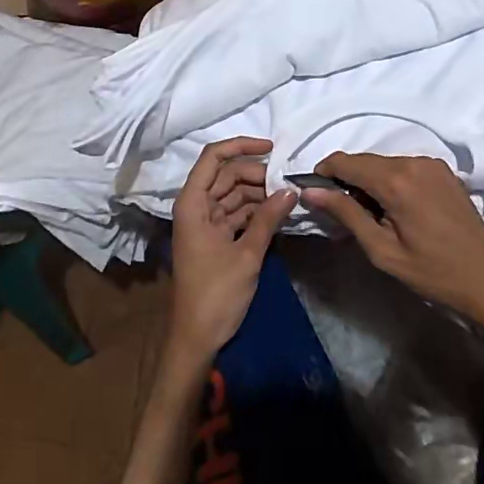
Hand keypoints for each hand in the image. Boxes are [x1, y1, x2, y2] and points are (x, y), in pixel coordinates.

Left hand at [167, 138, 297, 361]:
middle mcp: (196, 206)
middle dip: (257, 174)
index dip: (241, 145)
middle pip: (227, 174)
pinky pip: (236, 213)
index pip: (214, 157)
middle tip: (287, 181)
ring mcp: (205, 222)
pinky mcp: (215, 238)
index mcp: (193, 203)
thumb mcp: (247, 254)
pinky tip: (278, 212)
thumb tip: (291, 189)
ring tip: (288, 196)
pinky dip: (255, 210)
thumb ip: (268, 218)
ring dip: (259, 192)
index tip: (272, 147)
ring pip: (234, 193)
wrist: (197, 338)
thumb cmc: (216, 294)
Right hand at [301, 153, 483, 331]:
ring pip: (384, 163)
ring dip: (369, 180)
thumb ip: (346, 214)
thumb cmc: (433, 273)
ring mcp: (432, 164)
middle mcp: (414, 162)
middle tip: (339, 211)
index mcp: (397, 180)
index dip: (324, 172)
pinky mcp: (443, 171)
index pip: (346, 161)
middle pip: (365, 160)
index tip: (313, 192)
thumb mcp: (382, 250)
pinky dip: (390, 180)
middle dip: (346, 178)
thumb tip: (310, 191)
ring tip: (367, 214)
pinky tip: (393, 207)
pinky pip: (404, 167)